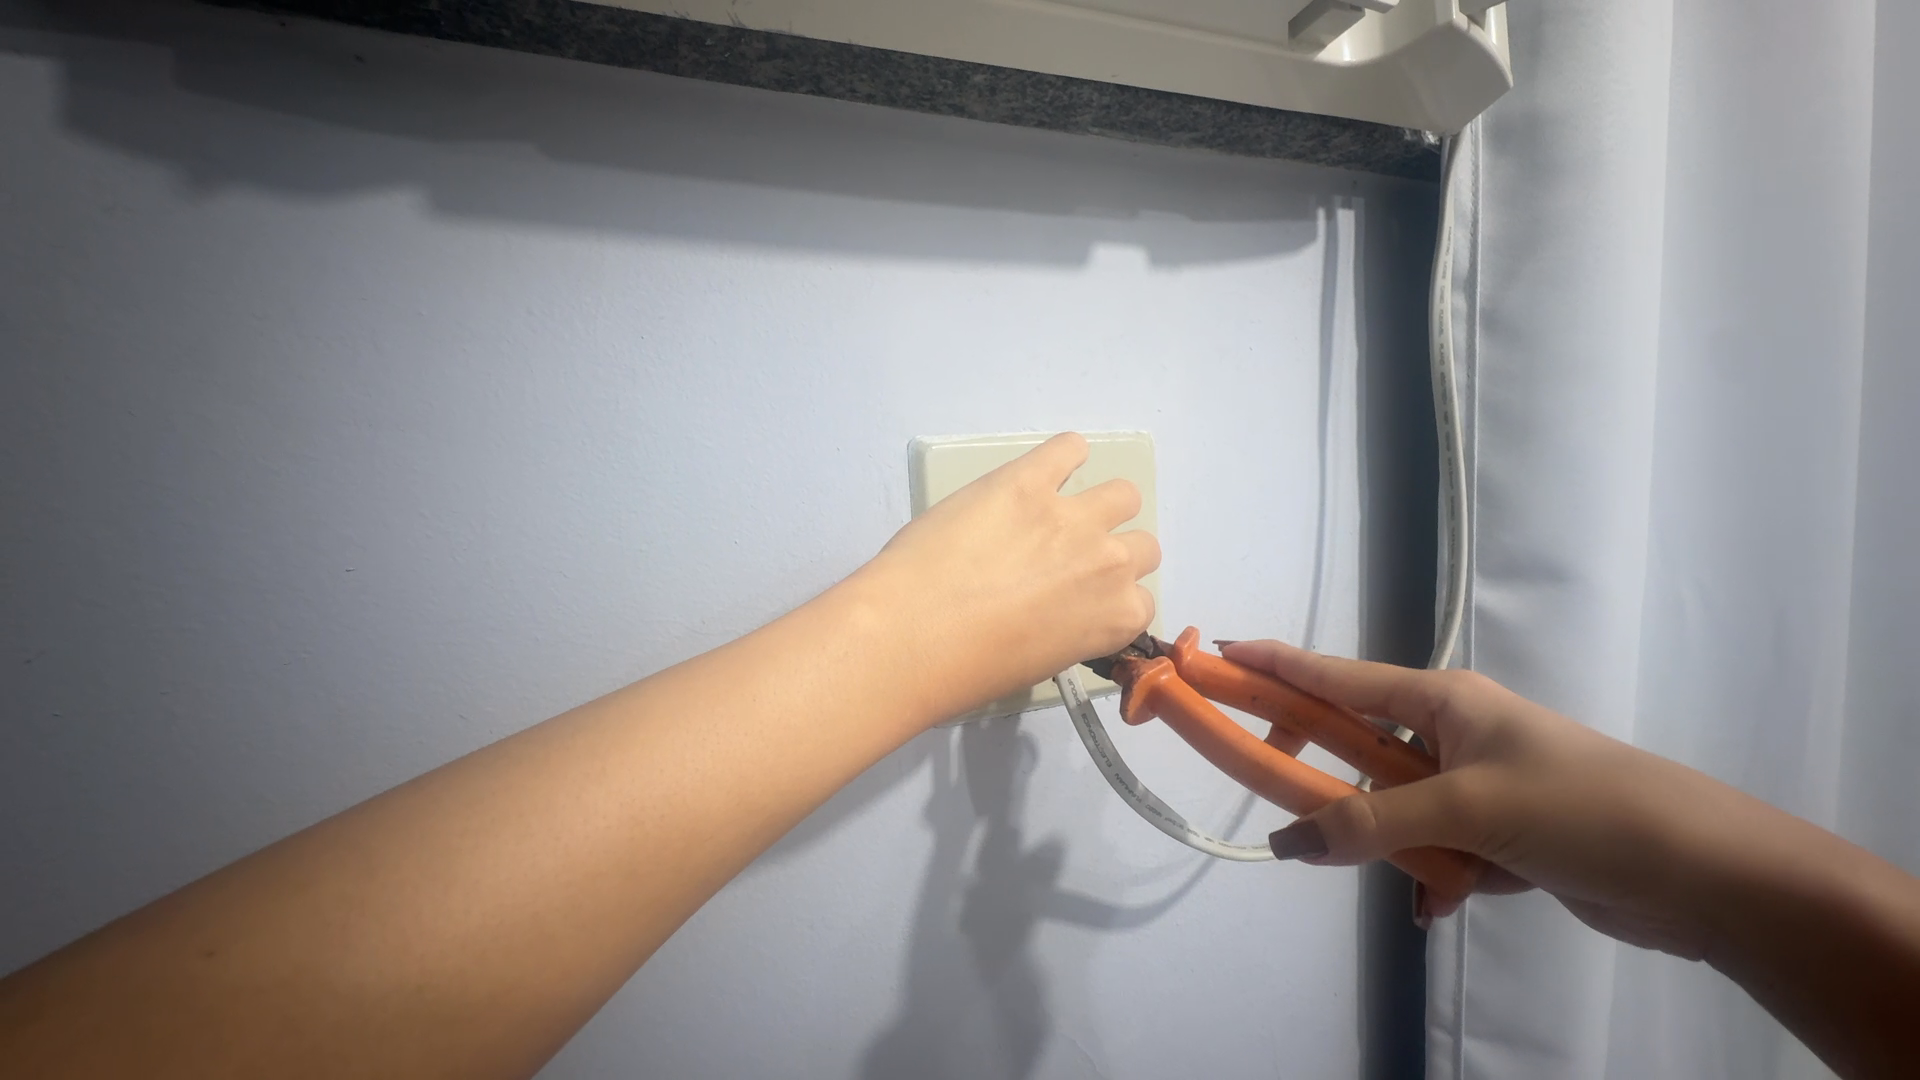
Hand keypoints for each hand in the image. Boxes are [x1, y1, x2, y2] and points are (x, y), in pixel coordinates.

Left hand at [864, 433, 1158, 720]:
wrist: (914, 633)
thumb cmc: (971, 670)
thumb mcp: (1039, 665)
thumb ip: (1069, 631)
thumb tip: (1058, 614)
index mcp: (1117, 618)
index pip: (1141, 601)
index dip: (1111, 599)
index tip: (1083, 601)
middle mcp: (1112, 562)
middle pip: (1143, 546)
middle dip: (1111, 554)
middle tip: (1069, 562)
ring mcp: (1072, 515)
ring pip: (1122, 494)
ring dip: (1101, 506)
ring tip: (1059, 516)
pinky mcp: (1027, 479)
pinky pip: (1067, 449)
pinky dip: (1063, 456)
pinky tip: (1045, 470)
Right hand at [1222, 641, 1782, 958]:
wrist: (1714, 877)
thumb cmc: (1581, 810)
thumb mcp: (1466, 811)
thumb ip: (1370, 825)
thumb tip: (1286, 841)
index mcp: (1440, 700)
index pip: (1335, 675)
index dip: (1275, 663)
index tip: (1222, 653)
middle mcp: (1449, 731)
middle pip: (1356, 740)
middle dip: (1324, 769)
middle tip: (1277, 784)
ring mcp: (1473, 779)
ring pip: (1392, 801)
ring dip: (1390, 839)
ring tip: (1410, 872)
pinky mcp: (1496, 827)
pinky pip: (1433, 842)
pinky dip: (1430, 872)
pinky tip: (1441, 902)